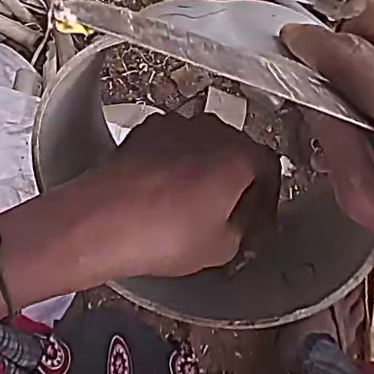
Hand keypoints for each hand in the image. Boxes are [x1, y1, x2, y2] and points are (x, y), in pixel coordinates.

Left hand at [38, 112, 277, 283]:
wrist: (104, 219)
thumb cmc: (163, 232)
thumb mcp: (223, 248)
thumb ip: (244, 228)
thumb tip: (236, 224)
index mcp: (240, 155)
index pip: (270, 169)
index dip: (267, 200)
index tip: (257, 221)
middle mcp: (210, 130)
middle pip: (237, 152)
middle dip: (237, 182)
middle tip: (231, 216)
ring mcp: (174, 125)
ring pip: (203, 147)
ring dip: (204, 171)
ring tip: (194, 206)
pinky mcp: (144, 130)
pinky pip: (172, 146)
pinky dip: (175, 164)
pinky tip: (165, 194)